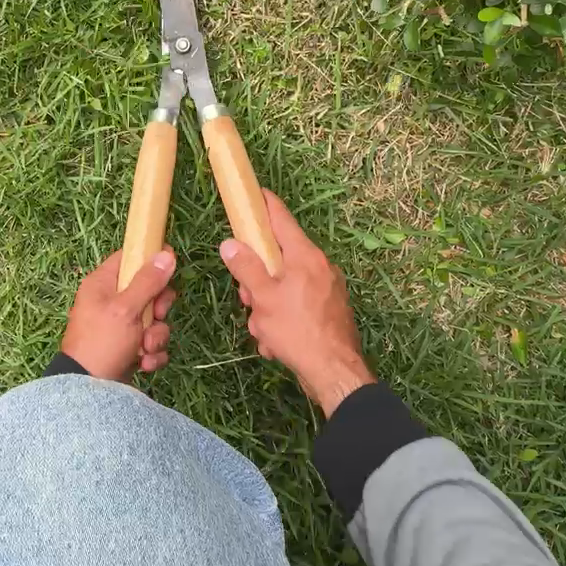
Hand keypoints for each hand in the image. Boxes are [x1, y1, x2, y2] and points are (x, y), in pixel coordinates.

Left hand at [63, 249, 177, 381]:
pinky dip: (151, 354)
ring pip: (153, 320)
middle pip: (148, 289)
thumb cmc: (102, 342)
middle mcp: (110, 301)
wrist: (89, 392)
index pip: (129, 257)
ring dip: (155, 336)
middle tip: (155, 315)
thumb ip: (148, 282)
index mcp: (102, 283)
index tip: (170, 266)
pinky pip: (150, 342)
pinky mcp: (127, 347)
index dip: (151, 259)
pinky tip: (143, 364)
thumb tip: (166, 254)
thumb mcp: (126, 308)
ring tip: (144, 348)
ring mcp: (119, 325)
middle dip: (158, 308)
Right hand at [220, 191, 374, 415]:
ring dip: (267, 305)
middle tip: (247, 298)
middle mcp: (320, 266)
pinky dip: (283, 318)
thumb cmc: (298, 331)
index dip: (264, 204)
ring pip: (285, 285)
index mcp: (304, 256)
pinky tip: (276, 342)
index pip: (281, 218)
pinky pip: (297, 304)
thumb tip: (230, 243)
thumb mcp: (262, 298)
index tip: (253, 192)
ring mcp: (328, 288)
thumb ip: (245, 267)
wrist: (335, 373)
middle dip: (257, 278)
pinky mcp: (330, 309)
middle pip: (279, 257)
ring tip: (263, 330)